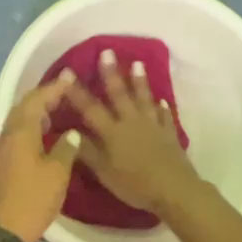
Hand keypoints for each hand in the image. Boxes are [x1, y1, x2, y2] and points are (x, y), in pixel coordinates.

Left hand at [0, 76, 82, 241]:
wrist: (7, 229)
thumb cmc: (35, 198)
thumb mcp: (58, 172)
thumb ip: (66, 147)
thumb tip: (71, 133)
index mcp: (20, 133)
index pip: (36, 101)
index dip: (53, 88)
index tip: (70, 77)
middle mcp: (6, 136)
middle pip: (23, 108)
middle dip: (43, 96)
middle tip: (63, 90)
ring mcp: (0, 150)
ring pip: (17, 121)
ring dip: (35, 112)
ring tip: (56, 108)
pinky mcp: (0, 163)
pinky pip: (16, 135)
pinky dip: (30, 127)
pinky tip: (43, 134)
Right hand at [63, 49, 206, 213]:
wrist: (174, 189)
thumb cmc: (135, 184)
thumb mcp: (104, 172)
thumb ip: (86, 151)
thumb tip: (69, 132)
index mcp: (112, 132)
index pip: (90, 108)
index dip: (77, 91)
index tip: (68, 72)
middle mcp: (131, 122)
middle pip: (119, 94)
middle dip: (111, 73)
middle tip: (108, 52)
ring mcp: (153, 126)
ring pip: (144, 99)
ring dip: (140, 81)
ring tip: (138, 63)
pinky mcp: (169, 135)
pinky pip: (165, 116)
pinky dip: (162, 107)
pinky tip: (162, 100)